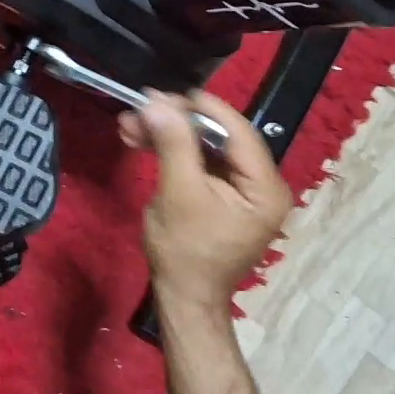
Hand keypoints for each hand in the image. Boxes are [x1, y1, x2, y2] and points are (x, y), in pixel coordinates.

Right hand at [120, 91, 291, 314]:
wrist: (183, 300)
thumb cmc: (186, 251)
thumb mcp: (178, 193)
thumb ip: (173, 144)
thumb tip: (157, 102)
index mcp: (265, 186)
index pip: (237, 131)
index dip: (200, 108)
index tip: (162, 94)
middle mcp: (262, 185)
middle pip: (219, 137)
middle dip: (176, 122)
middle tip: (140, 108)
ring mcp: (242, 192)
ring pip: (205, 148)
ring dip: (168, 135)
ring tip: (129, 125)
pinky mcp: (222, 198)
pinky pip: (200, 165)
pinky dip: (172, 153)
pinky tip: (142, 141)